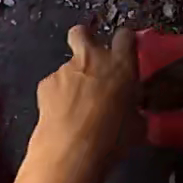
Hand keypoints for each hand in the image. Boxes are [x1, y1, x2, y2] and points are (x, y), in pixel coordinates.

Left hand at [29, 25, 141, 182]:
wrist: (71, 150)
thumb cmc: (112, 139)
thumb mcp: (136, 126)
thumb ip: (134, 110)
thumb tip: (132, 112)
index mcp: (120, 66)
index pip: (125, 36)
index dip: (125, 41)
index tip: (125, 50)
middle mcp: (91, 60)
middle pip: (82, 32)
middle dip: (85, 39)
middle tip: (91, 59)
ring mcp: (65, 69)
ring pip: (69, 66)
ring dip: (73, 80)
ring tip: (77, 109)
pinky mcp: (45, 83)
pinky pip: (55, 85)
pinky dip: (58, 96)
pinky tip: (61, 116)